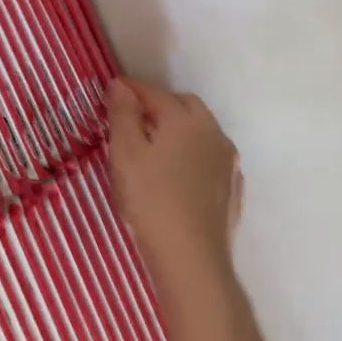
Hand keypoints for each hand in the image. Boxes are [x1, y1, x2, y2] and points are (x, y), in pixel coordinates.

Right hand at [107, 76, 242, 274]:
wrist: (190, 255)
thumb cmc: (149, 197)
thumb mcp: (124, 151)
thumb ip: (122, 113)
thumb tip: (121, 85)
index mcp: (185, 121)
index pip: (154, 92)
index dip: (129, 88)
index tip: (109, 92)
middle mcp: (213, 135)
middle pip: (185, 105)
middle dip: (158, 104)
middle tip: (130, 119)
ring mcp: (228, 163)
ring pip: (200, 131)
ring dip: (177, 128)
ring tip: (151, 146)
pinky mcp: (232, 188)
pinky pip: (209, 156)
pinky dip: (190, 152)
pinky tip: (173, 173)